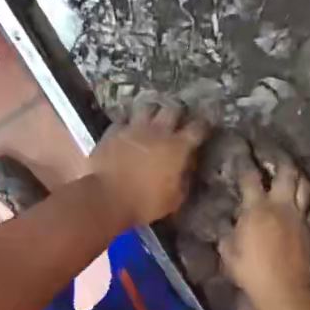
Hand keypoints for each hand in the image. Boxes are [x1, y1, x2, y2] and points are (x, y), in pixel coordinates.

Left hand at [89, 98, 209, 225]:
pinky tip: (126, 131)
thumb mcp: (174, 200)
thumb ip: (183, 180)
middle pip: (173, 108)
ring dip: (152, 112)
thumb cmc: (144, 203)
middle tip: (176, 121)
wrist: (106, 198)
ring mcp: (133, 128)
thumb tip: (185, 170)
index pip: (198, 128)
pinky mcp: (112, 131)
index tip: (203, 128)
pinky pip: (123, 120)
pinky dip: (127, 125)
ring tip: (151, 120)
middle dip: (177, 112)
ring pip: (147, 107)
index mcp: (177, 147)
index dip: (203, 126)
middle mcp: (158, 131)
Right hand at [220, 159, 309, 309]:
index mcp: (257, 208)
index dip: (245, 163)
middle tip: (273, 155)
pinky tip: (300, 200)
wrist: (284, 290)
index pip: (251, 177)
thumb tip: (228, 225)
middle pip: (287, 172)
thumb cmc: (251, 271)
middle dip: (280, 160)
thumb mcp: (229, 253)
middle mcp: (281, 205)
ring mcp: (299, 215)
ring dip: (297, 175)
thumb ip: (227, 234)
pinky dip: (305, 199)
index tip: (242, 153)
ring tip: (291, 171)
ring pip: (304, 185)